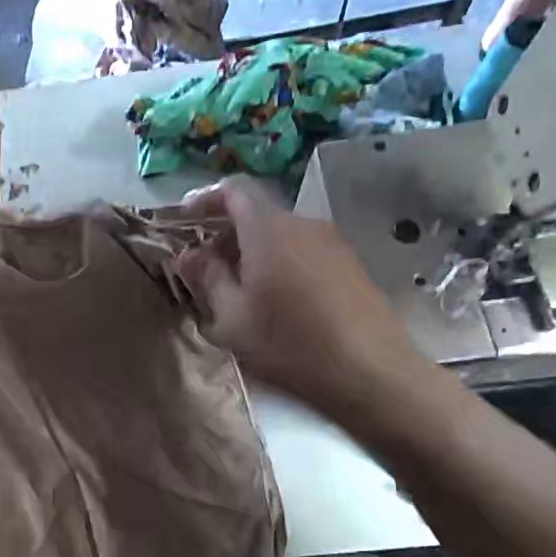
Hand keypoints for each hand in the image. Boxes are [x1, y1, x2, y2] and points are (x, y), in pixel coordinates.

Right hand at [173, 177, 427, 409]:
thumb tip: (189, 255)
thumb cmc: (290, 342)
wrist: (368, 367)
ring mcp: (333, 242)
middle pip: (259, 214)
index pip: (234, 190)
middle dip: (229, 235)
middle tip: (209, 270)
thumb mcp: (233, 318)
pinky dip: (283, 264)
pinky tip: (280, 301)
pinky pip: (305, 252)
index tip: (187, 221)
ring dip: (257, 253)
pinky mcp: (351, 264)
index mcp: (268, 228)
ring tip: (243, 292)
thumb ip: (208, 279)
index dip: (207, 200)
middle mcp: (303, 223)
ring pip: (283, 236)